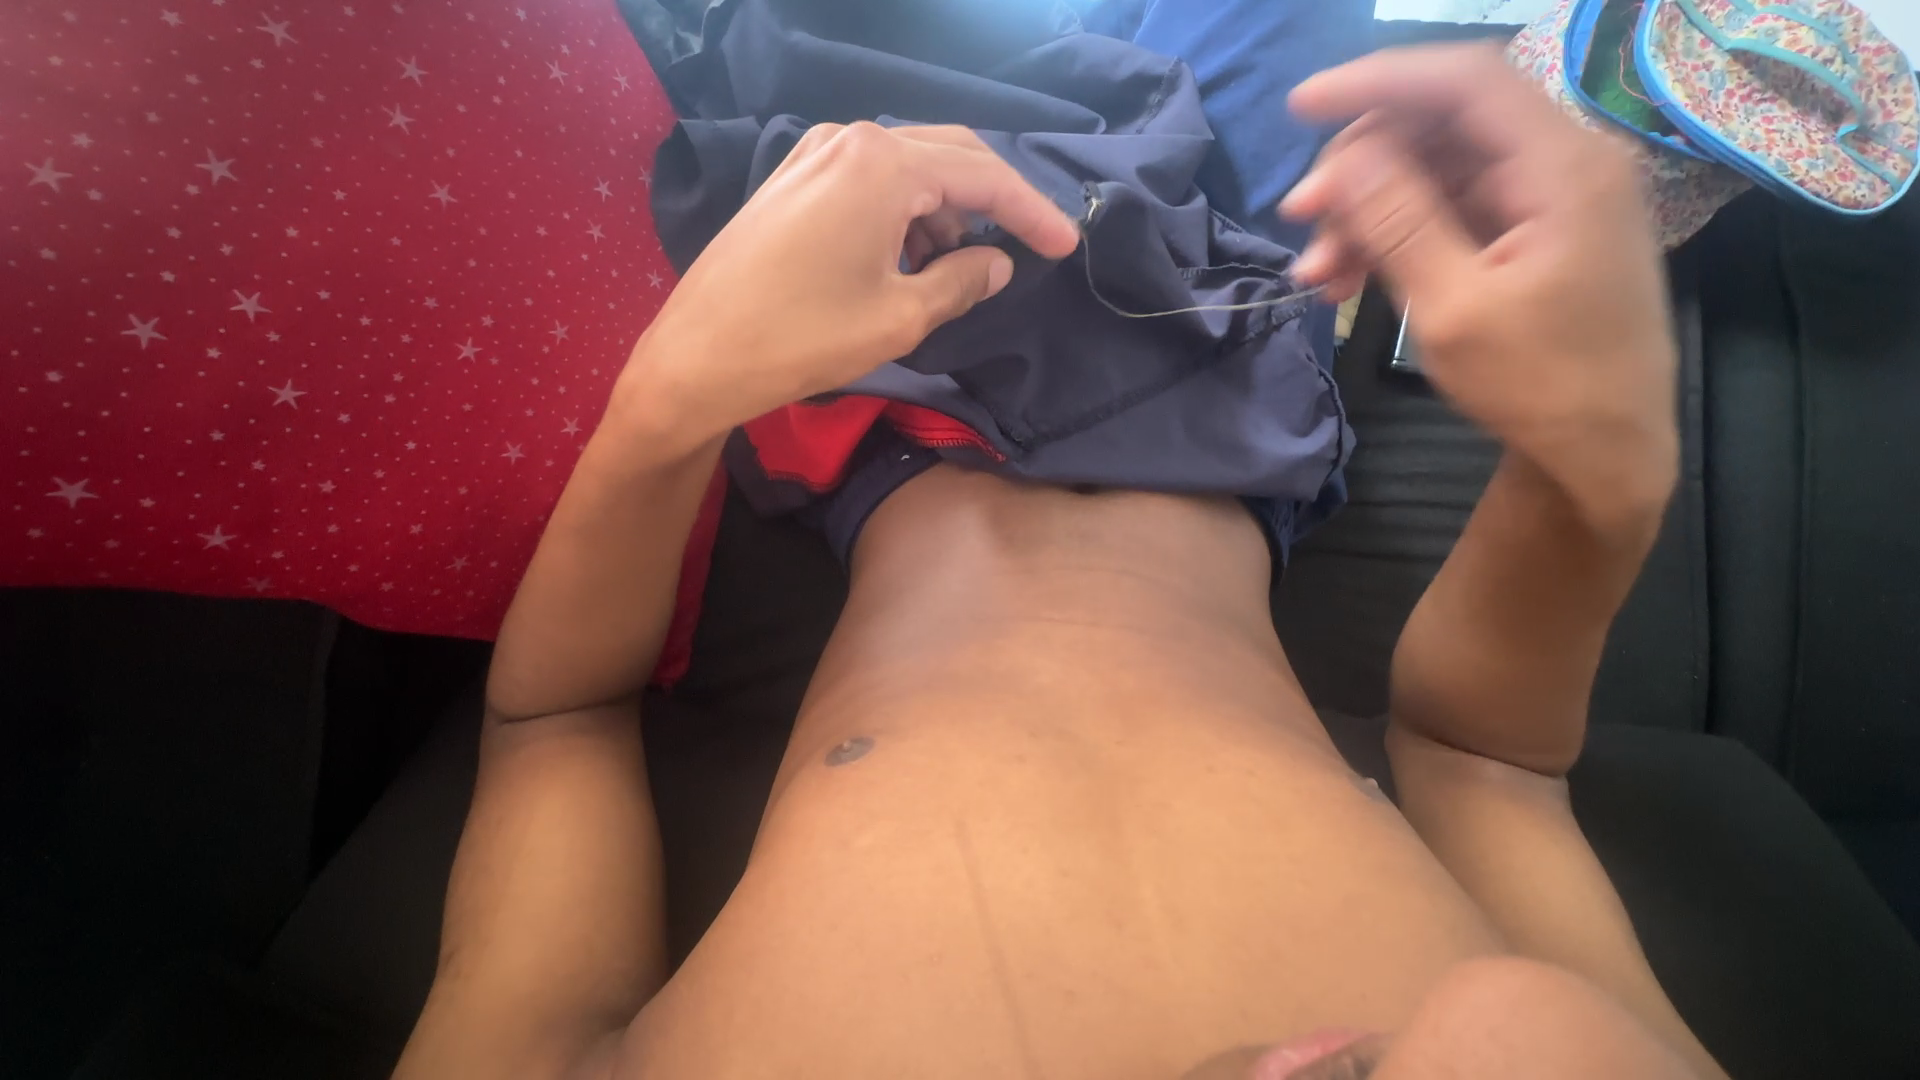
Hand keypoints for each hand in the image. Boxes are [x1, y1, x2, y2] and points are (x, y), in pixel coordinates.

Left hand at [615, 122, 1079, 448]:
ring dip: (943, 211)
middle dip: (992, 202)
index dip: (1031, 210)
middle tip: (1024, 248)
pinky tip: (904, 258)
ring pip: (907, 169)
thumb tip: (997, 263)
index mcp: (881, 164)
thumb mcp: (899, 317)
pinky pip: (868, 183)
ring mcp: (813, 155)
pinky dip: (902, 214)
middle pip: (947, 155)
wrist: (699, 356)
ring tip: (952, 270)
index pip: (981, 174)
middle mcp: (848, 141)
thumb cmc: (804, 339)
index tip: (1065, 244)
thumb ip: (962, 282)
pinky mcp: (792, 181)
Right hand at [1281, 46, 1677, 534]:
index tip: (1299, 107)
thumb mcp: (1452, 307)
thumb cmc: (1534, 382)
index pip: (1463, 83)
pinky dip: (1391, 239)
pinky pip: (1444, 212)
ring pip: (1431, 174)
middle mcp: (1557, 163)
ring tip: (1317, 276)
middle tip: (1298, 222)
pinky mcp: (1523, 232)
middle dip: (1357, 171)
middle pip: (1439, 128)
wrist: (1596, 445)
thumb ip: (1400, 223)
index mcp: (1559, 167)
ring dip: (1364, 215)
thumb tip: (1344, 159)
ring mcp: (1541, 198)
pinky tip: (1348, 280)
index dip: (1375, 83)